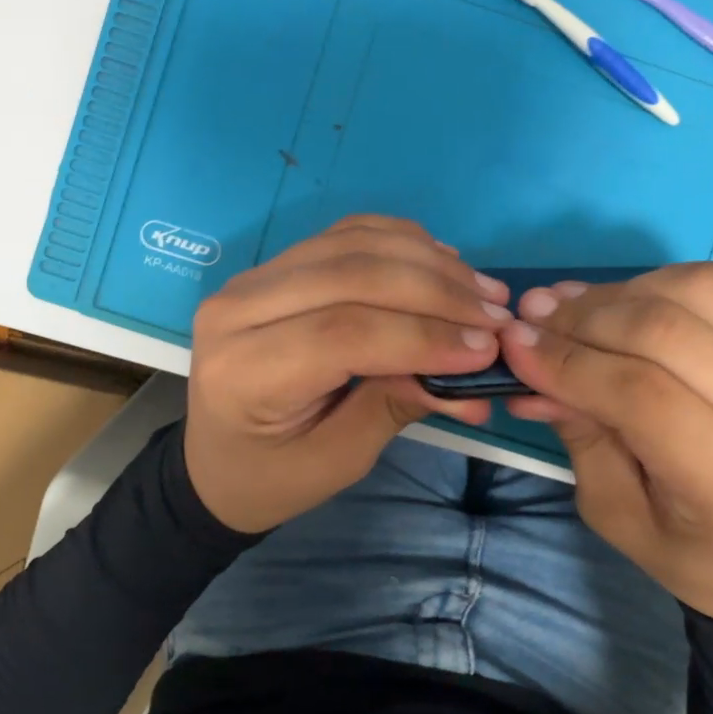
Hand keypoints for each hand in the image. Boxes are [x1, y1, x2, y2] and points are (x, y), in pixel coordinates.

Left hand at [184, 216, 511, 533]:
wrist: (214, 463)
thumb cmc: (272, 477)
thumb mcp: (337, 460)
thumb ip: (397, 406)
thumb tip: (474, 375)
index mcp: (244, 371)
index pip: (344, 333)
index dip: (423, 335)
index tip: (488, 348)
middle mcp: (237, 309)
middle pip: (351, 276)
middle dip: (436, 292)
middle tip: (498, 315)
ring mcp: (251, 279)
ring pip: (351, 245)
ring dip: (426, 261)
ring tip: (482, 290)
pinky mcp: (272, 267)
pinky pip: (342, 236)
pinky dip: (399, 241)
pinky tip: (443, 262)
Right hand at [499, 263, 712, 618]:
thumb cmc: (684, 544)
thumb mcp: (612, 510)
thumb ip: (578, 433)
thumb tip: (531, 359)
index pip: (645, 396)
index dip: (571, 363)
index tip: (515, 344)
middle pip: (670, 332)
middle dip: (585, 318)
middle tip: (534, 318)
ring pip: (699, 290)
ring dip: (622, 291)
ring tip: (577, 311)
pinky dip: (667, 280)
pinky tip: (632, 303)